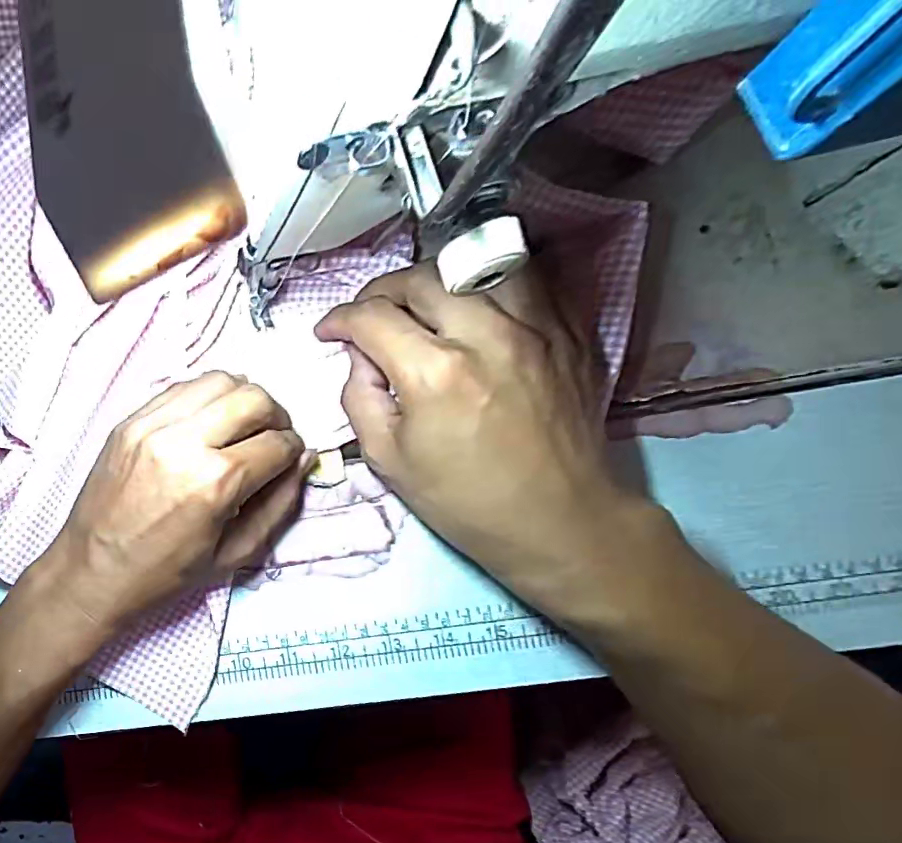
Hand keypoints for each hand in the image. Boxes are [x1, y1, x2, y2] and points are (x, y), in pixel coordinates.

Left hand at [31, 372, 309, 633]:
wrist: (92, 572)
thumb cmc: (165, 574)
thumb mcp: (235, 554)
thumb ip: (279, 504)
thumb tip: (304, 458)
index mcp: (214, 484)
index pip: (276, 442)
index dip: (293, 450)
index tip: (288, 459)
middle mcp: (184, 443)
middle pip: (253, 398)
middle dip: (276, 416)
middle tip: (271, 438)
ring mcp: (151, 426)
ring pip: (219, 380)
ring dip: (243, 398)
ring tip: (242, 426)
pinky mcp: (129, 421)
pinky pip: (181, 387)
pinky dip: (206, 397)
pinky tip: (208, 423)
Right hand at [315, 263, 664, 614]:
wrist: (556, 521)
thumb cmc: (465, 502)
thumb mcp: (389, 461)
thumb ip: (360, 398)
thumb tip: (360, 356)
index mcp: (435, 374)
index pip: (372, 316)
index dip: (340, 318)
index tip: (330, 331)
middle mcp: (487, 334)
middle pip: (422, 278)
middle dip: (382, 291)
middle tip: (372, 317)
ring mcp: (538, 327)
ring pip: (478, 263)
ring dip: (439, 278)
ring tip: (427, 303)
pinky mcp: (571, 333)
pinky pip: (530, 280)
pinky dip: (492, 284)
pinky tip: (479, 306)